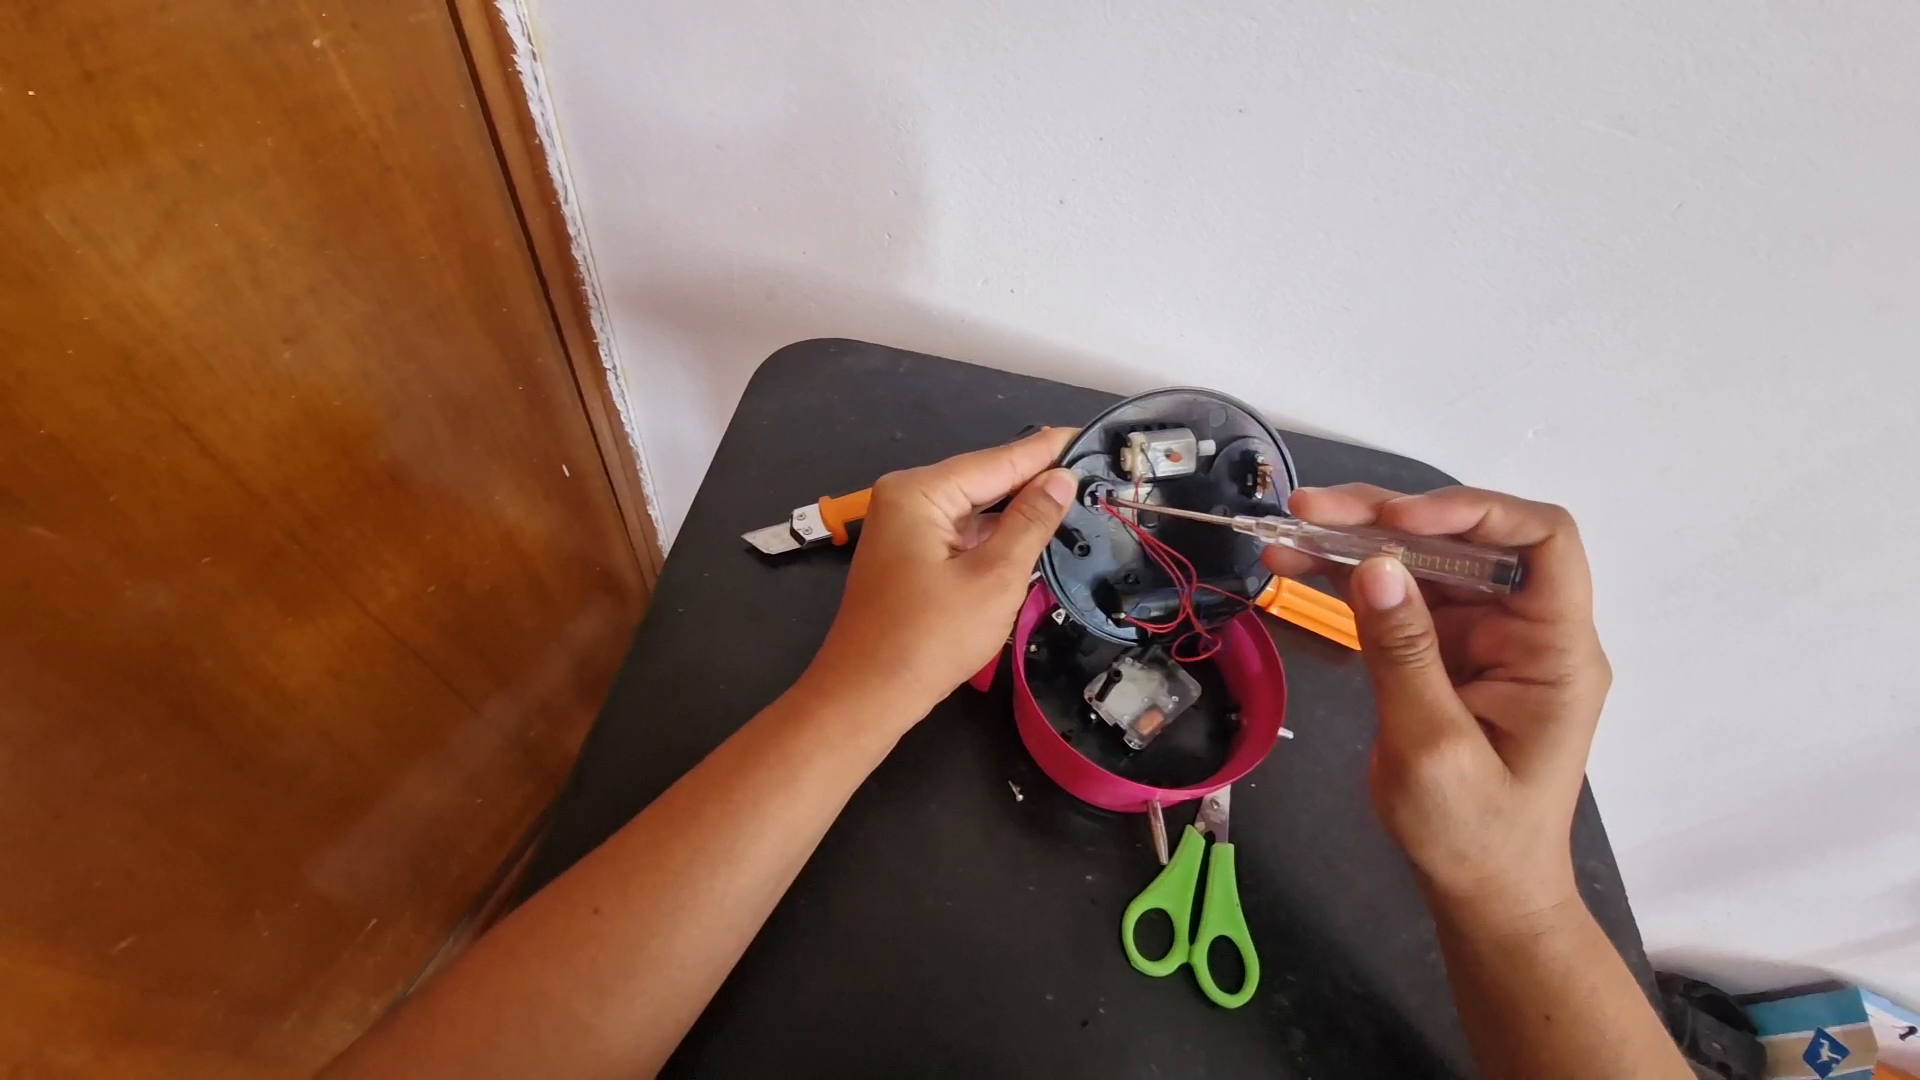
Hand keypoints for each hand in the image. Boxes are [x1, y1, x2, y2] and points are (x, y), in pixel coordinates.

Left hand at [803, 428, 1077, 723]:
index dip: (1047, 450)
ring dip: (1017, 510)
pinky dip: (995, 535)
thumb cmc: (930, 638)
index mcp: (919, 492)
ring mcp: (905, 528)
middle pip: (984, 481)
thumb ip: (1030, 522)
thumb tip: (1061, 478)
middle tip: (1092, 469)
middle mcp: (907, 498)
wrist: (868, 695)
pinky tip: (1032, 533)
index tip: (1088, 433)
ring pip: (974, 509)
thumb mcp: (994, 578)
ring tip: (1074, 497)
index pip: (997, 460)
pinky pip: (961, 533)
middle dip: (1035, 479)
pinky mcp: (910, 555)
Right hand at [1262, 485, 1610, 925]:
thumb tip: (1375, 568)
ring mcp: (1472, 636)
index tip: (1394, 521)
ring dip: (1350, 541)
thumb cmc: (1471, 830)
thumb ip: (1404, 654)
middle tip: (1305, 510)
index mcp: (1552, 647)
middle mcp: (1517, 627)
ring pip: (1414, 561)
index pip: (1540, 542)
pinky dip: (1340, 577)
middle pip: (1459, 541)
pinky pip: (1387, 596)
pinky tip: (1293, 566)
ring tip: (1285, 533)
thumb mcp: (1433, 745)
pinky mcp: (1431, 649)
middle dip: (1382, 518)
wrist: (1475, 886)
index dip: (1472, 513)